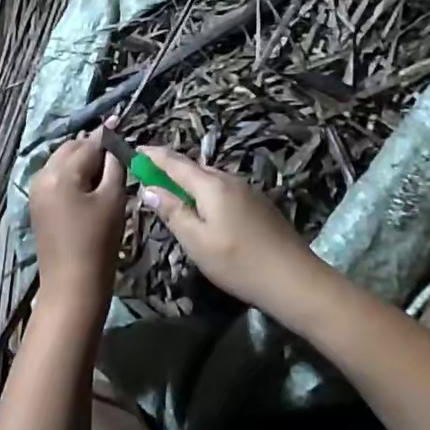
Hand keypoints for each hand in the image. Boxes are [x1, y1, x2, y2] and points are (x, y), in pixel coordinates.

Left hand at [28, 130, 127, 303]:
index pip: (89, 144)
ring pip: (61, 161)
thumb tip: (114, 144)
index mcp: (61, 172)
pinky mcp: (37, 204)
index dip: (107, 134)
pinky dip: (72, 174)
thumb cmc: (99, 243)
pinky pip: (56, 177)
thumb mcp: (113, 200)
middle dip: (92, 146)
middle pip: (71, 148)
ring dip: (81, 159)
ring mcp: (36, 190)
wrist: (72, 285)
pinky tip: (88, 184)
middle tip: (116, 152)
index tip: (120, 121)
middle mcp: (43, 175)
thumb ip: (114, 166)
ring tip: (105, 168)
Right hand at [135, 148, 321, 305]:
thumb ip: (172, 211)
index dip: (153, 155)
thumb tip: (149, 188)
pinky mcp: (258, 204)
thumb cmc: (239, 263)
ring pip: (210, 178)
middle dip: (169, 167)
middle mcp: (229, 180)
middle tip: (148, 175)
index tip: (134, 150)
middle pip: (193, 167)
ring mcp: (247, 190)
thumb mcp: (196, 241)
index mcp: (211, 185)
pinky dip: (205, 192)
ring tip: (171, 193)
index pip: (175, 162)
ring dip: (188, 181)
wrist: (295, 280)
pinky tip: (203, 210)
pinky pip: (223, 189)